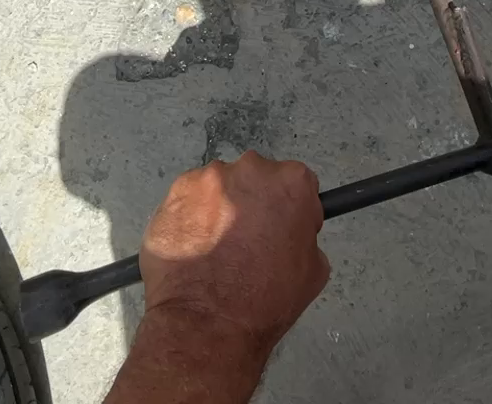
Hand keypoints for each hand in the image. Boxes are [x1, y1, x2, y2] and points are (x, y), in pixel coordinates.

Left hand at [138, 151, 329, 356]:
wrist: (208, 323)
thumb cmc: (265, 301)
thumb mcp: (313, 270)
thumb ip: (305, 233)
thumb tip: (291, 230)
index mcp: (291, 182)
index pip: (298, 183)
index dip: (291, 208)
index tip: (281, 229)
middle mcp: (251, 168)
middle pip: (257, 178)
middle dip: (255, 202)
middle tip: (248, 241)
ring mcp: (211, 176)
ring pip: (221, 186)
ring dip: (221, 206)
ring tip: (216, 247)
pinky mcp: (178, 190)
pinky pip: (191, 198)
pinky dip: (193, 216)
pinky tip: (195, 246)